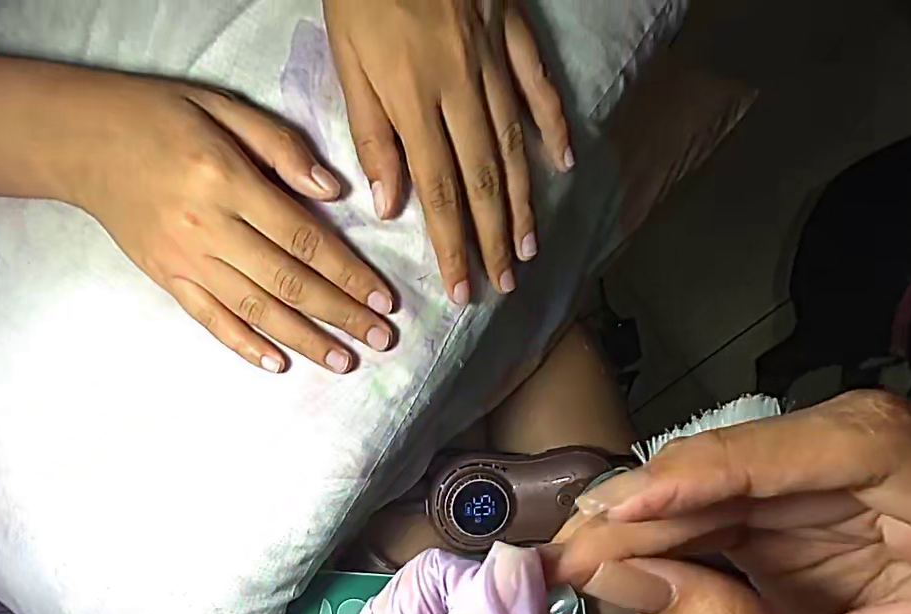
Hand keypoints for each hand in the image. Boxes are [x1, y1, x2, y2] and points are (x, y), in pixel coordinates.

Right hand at [65, 74, 397, 372]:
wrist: (77, 138)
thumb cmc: (155, 116)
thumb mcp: (220, 106)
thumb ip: (280, 148)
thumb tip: (333, 192)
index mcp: (228, 180)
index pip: (305, 239)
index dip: (349, 273)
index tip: (382, 299)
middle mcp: (210, 228)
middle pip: (290, 282)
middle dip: (341, 315)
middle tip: (380, 339)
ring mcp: (186, 260)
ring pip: (258, 309)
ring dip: (306, 340)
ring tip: (344, 361)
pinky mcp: (167, 280)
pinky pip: (211, 320)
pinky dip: (245, 345)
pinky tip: (279, 364)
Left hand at [325, 0, 571, 304]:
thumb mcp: (348, 60)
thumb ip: (372, 135)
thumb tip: (390, 205)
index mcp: (415, 100)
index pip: (440, 193)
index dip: (453, 247)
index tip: (463, 290)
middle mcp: (461, 87)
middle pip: (482, 181)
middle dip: (494, 240)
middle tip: (505, 284)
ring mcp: (491, 57)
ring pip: (513, 144)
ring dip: (523, 202)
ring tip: (529, 248)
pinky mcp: (509, 27)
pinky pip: (537, 81)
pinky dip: (552, 123)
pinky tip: (562, 162)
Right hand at [546, 391, 910, 613]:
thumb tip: (609, 574)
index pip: (874, 445)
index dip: (736, 461)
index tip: (631, 500)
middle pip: (804, 445)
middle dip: (681, 488)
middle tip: (586, 529)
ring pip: (769, 458)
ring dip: (670, 500)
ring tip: (594, 537)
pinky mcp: (864, 480)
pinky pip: (761, 483)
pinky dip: (689, 511)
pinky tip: (632, 533)